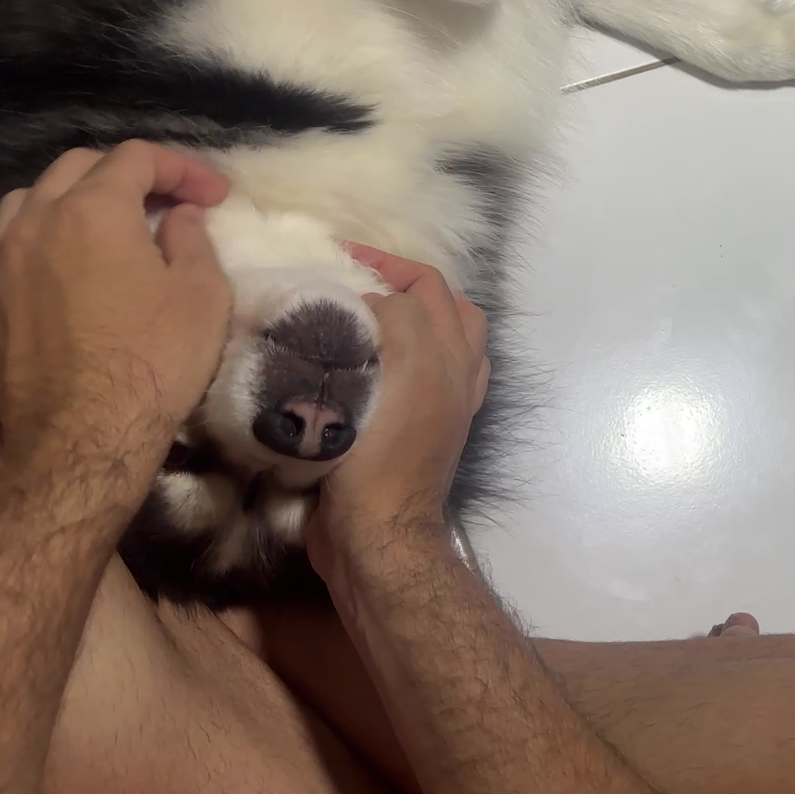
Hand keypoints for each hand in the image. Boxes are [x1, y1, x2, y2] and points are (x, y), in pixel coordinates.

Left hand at [0, 141, 231, 475]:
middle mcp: (35, 222)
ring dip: (79, 201)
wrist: (87, 426)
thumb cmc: (161, 351)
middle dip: (131, 175)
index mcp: (95, 212)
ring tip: (116, 228)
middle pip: (77, 168)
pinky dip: (39, 238)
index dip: (183, 168)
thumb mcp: (203, 290)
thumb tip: (177, 217)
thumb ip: (190, 240)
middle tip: (174, 204)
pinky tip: (65, 264)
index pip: (134, 158)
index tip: (217, 197)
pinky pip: (1, 245)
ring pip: (30, 200)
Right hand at [307, 246, 489, 571]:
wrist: (382, 535)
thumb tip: (370, 304)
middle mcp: (460, 371)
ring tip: (373, 307)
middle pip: (446, 303)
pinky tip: (388, 353)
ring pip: (457, 331)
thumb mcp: (368, 386)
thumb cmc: (366, 464)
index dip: (380, 265)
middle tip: (352, 277)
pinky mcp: (447, 421)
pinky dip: (428, 349)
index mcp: (442, 357)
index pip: (422, 287)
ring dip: (424, 310)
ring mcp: (457, 397)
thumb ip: (385, 330)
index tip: (334, 258)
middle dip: (405, 280)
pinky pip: (451, 368)